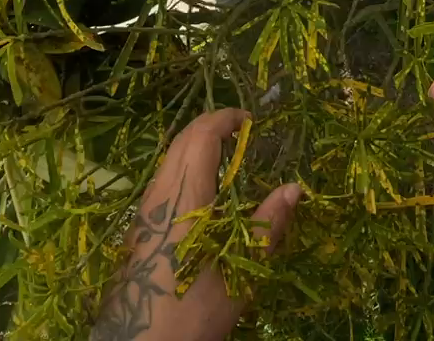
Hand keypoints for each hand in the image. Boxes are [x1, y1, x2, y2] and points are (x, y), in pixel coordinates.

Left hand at [89, 109, 302, 340]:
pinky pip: (163, 178)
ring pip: (169, 158)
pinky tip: (204, 190)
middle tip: (241, 131)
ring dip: (196, 144)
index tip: (250, 121)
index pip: (201, 137)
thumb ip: (266, 228)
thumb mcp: (239, 274)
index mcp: (186, 199)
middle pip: (182, 140)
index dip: (224, 119)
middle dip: (210, 125)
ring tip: (227, 155)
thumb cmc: (191, 313)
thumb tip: (294, 188)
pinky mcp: (139, 229)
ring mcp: (145, 212)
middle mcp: (161, 196)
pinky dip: (185, 165)